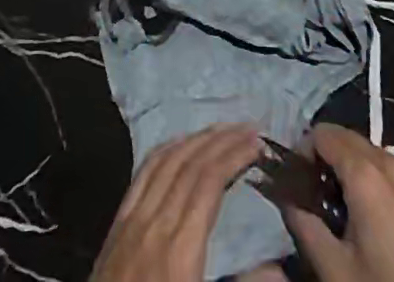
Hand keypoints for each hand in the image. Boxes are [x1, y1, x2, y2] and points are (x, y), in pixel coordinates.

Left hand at [92, 124, 262, 281]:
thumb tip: (278, 268)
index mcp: (180, 248)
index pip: (209, 181)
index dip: (235, 154)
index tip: (259, 142)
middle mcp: (154, 223)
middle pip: (189, 164)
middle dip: (221, 139)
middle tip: (248, 126)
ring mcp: (130, 221)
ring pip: (165, 162)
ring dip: (195, 138)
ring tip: (221, 128)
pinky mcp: (115, 227)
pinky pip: (142, 175)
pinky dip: (165, 151)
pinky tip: (179, 146)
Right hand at [280, 124, 393, 281]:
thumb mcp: (333, 268)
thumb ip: (304, 225)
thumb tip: (287, 198)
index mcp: (366, 174)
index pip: (324, 134)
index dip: (304, 150)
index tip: (297, 180)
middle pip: (350, 139)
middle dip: (327, 158)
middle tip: (314, 195)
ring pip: (375, 155)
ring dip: (353, 169)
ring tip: (344, 210)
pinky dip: (379, 182)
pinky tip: (377, 220)